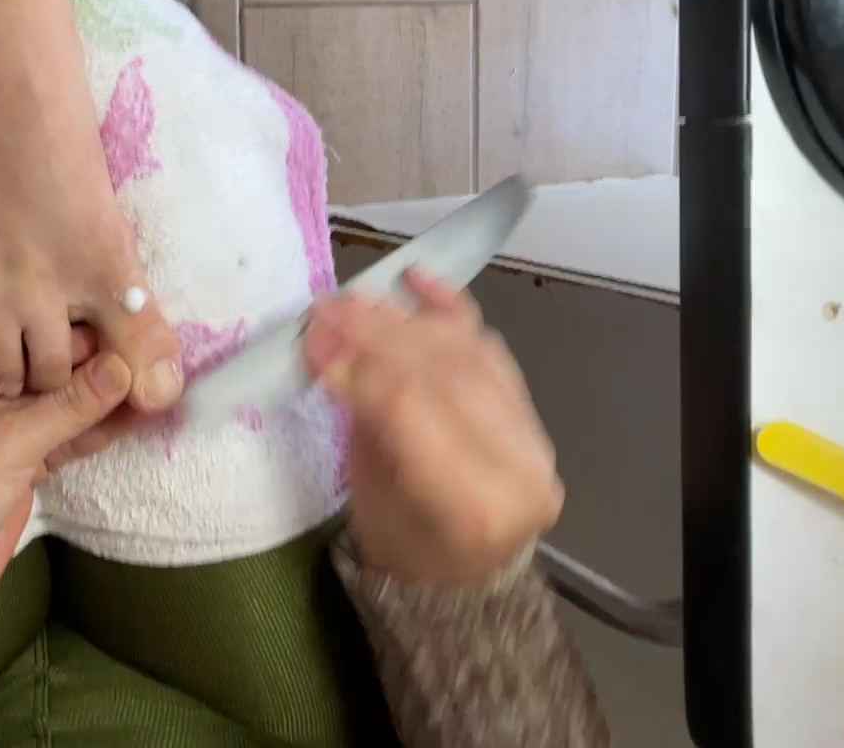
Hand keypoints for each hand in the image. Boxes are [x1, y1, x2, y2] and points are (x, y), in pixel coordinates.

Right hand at [0, 0, 183, 407]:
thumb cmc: (51, 82)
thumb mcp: (95, 173)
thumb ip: (103, 250)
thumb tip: (112, 294)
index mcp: (101, 258)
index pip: (131, 360)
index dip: (126, 377)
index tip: (109, 360)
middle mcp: (38, 282)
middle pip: (40, 375)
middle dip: (43, 371)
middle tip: (36, 338)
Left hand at [0, 344, 133, 617]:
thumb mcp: (16, 438)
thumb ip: (73, 403)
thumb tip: (125, 365)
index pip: (39, 339)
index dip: (87, 334)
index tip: (135, 327)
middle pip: (59, 369)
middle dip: (105, 366)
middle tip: (158, 356)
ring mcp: (14, 426)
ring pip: (70, 404)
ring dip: (110, 400)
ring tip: (159, 386)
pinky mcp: (30, 459)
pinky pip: (71, 435)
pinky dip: (101, 429)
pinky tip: (137, 416)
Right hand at [303, 270, 563, 586]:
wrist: (455, 566)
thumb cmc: (398, 536)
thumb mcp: (368, 486)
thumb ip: (360, 413)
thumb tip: (327, 347)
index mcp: (475, 505)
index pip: (414, 412)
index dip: (359, 369)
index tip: (312, 343)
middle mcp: (519, 466)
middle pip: (443, 374)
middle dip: (376, 333)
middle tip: (325, 309)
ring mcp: (531, 433)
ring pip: (465, 353)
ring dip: (402, 318)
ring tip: (353, 299)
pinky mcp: (526, 408)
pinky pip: (487, 347)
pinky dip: (451, 307)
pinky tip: (417, 278)